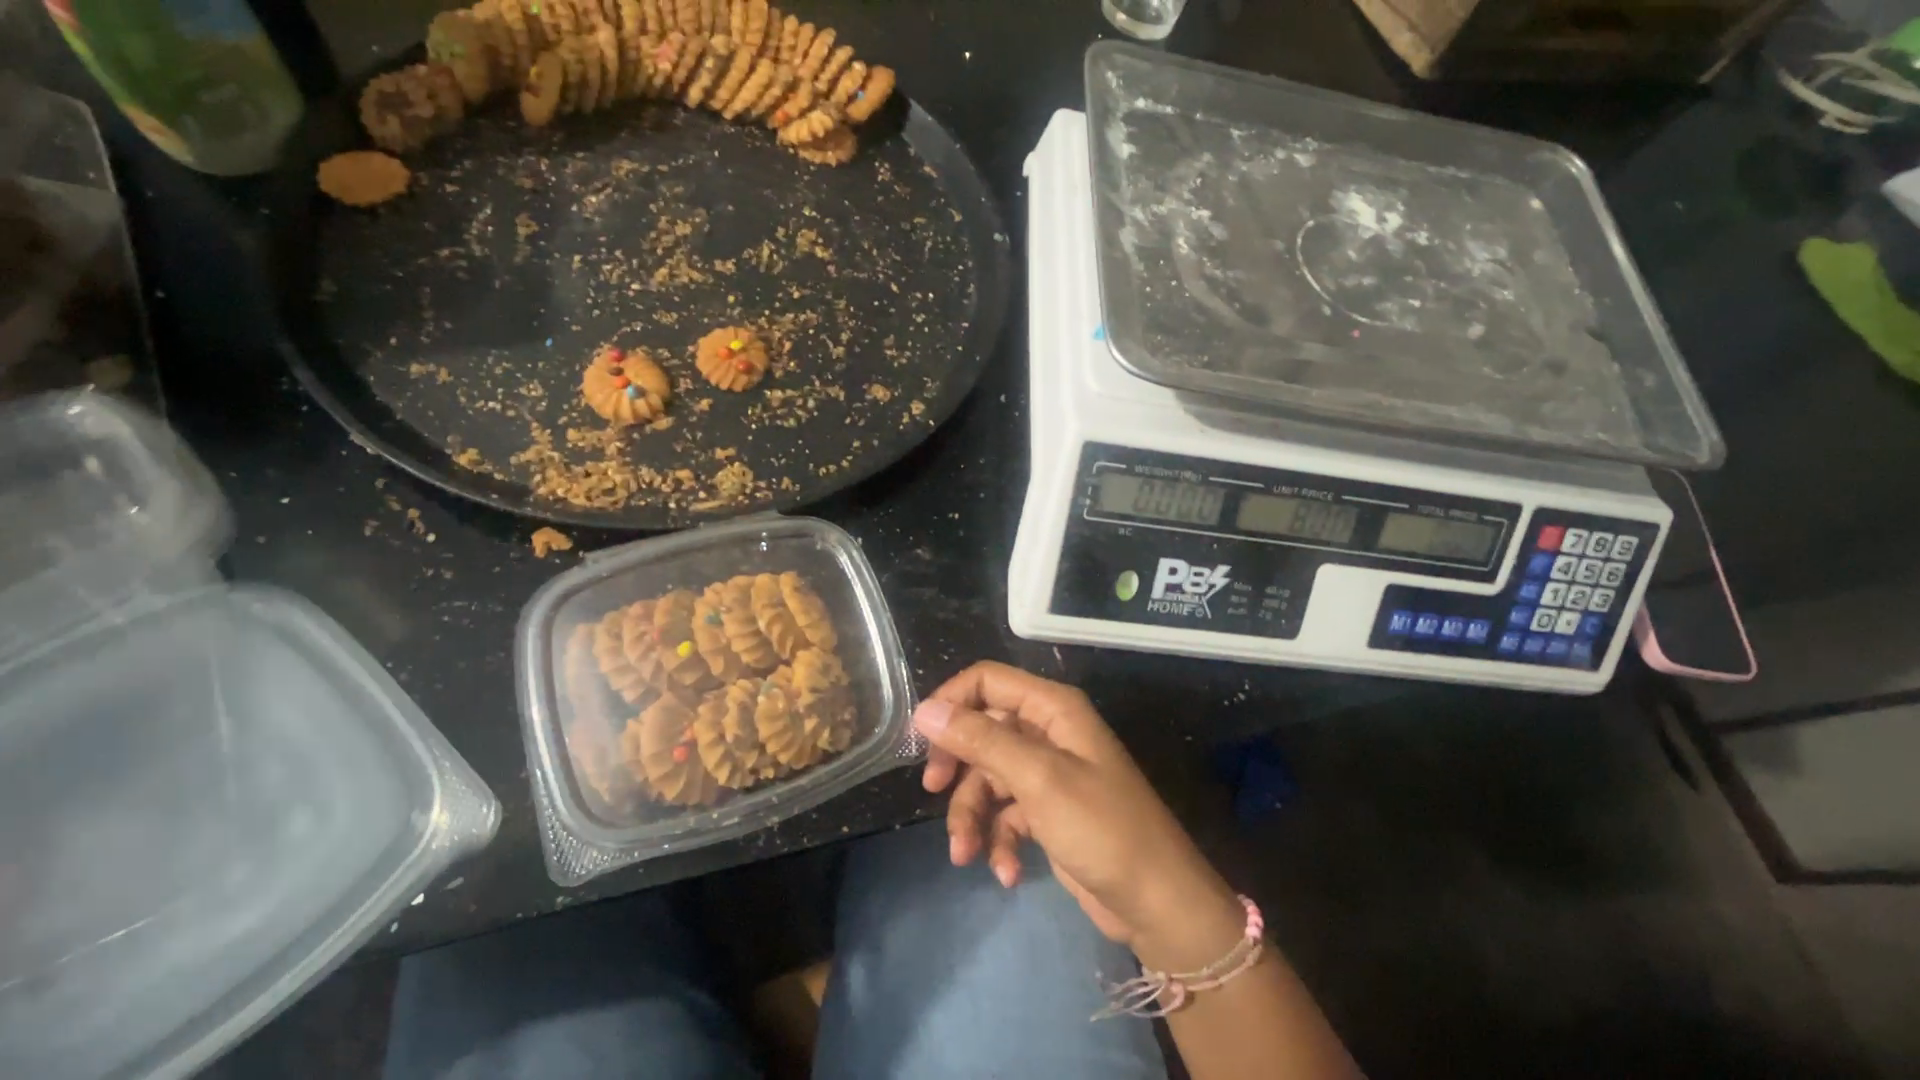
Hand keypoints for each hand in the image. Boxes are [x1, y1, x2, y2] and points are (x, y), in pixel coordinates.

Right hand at [915, 662, 1239, 953]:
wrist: (1157, 901)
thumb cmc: (1102, 829)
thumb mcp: (1038, 779)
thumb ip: (981, 740)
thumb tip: (924, 710)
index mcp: (1053, 709)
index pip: (988, 681)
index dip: (951, 702)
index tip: (921, 740)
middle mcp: (1049, 734)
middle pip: (982, 732)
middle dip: (957, 766)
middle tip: (934, 792)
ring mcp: (1049, 776)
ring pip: (988, 780)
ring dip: (972, 817)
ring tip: (966, 855)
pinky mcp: (1049, 815)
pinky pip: (1007, 816)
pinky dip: (999, 842)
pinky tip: (1006, 872)